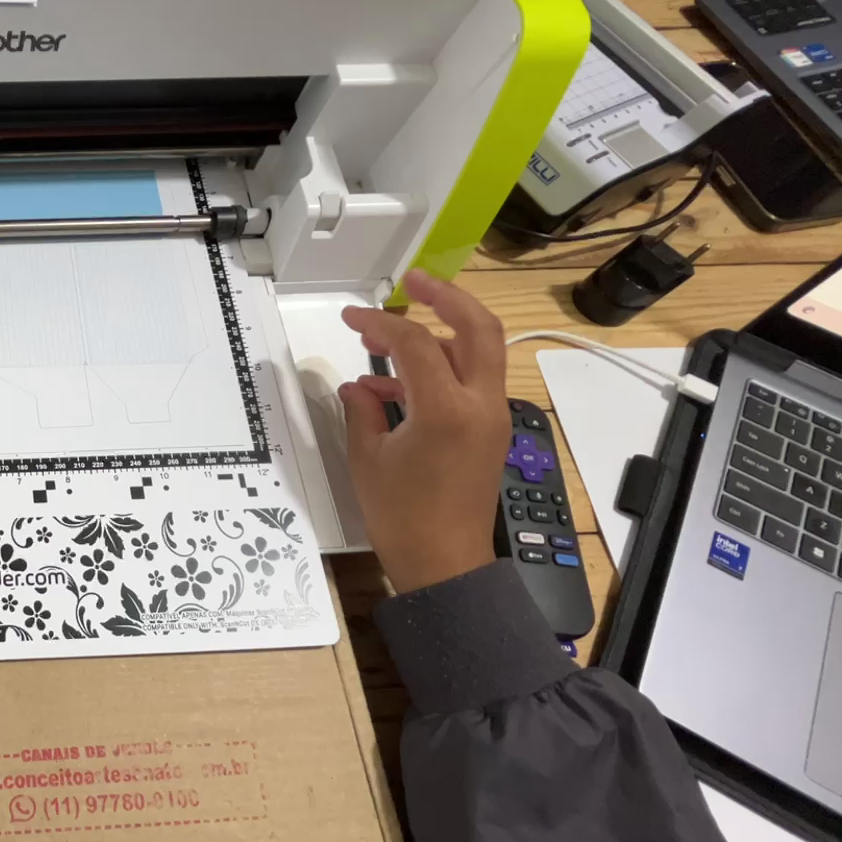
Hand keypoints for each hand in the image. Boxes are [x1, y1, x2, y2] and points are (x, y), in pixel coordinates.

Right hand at [338, 271, 510, 593]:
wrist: (443, 561)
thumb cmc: (399, 514)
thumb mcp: (367, 457)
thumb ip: (361, 410)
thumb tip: (358, 384)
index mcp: (445, 410)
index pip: (417, 344)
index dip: (380, 323)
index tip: (350, 317)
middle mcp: (480, 405)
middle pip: (478, 329)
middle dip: (446, 297)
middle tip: (413, 280)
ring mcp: (492, 416)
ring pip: (480, 352)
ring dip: (440, 334)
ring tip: (386, 338)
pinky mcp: (489, 430)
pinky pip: (470, 383)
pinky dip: (438, 371)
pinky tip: (392, 387)